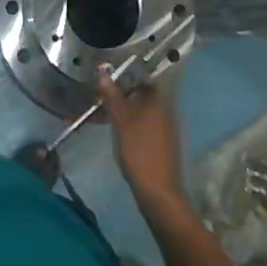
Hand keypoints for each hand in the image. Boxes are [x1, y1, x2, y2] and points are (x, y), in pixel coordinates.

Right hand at [97, 66, 185, 207]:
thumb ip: (113, 97)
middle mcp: (165, 109)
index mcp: (159, 100)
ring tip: (103, 112)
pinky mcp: (161, 141)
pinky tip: (116, 129)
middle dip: (123, 92)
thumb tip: (103, 73)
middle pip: (143, 93)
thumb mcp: (122, 123)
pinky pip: (144, 122)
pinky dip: (131, 121)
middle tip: (101, 94)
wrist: (158, 192)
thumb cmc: (139, 152)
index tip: (108, 75)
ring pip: (142, 109)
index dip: (127, 74)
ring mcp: (165, 126)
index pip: (145, 77)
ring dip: (125, 108)